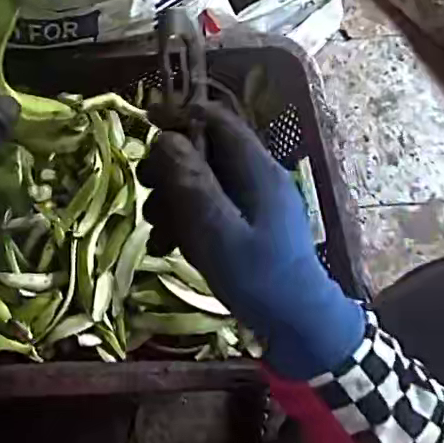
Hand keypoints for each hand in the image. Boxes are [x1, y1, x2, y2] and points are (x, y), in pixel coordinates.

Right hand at [138, 103, 363, 377]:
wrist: (298, 326)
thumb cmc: (261, 279)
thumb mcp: (220, 232)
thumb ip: (194, 184)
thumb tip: (165, 138)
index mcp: (256, 170)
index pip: (216, 120)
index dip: (180, 115)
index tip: (146, 123)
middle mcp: (253, 176)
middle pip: (202, 148)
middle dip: (168, 163)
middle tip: (145, 187)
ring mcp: (249, 200)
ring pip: (198, 177)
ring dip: (170, 194)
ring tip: (155, 225)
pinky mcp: (242, 221)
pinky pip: (204, 204)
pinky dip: (182, 216)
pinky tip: (166, 243)